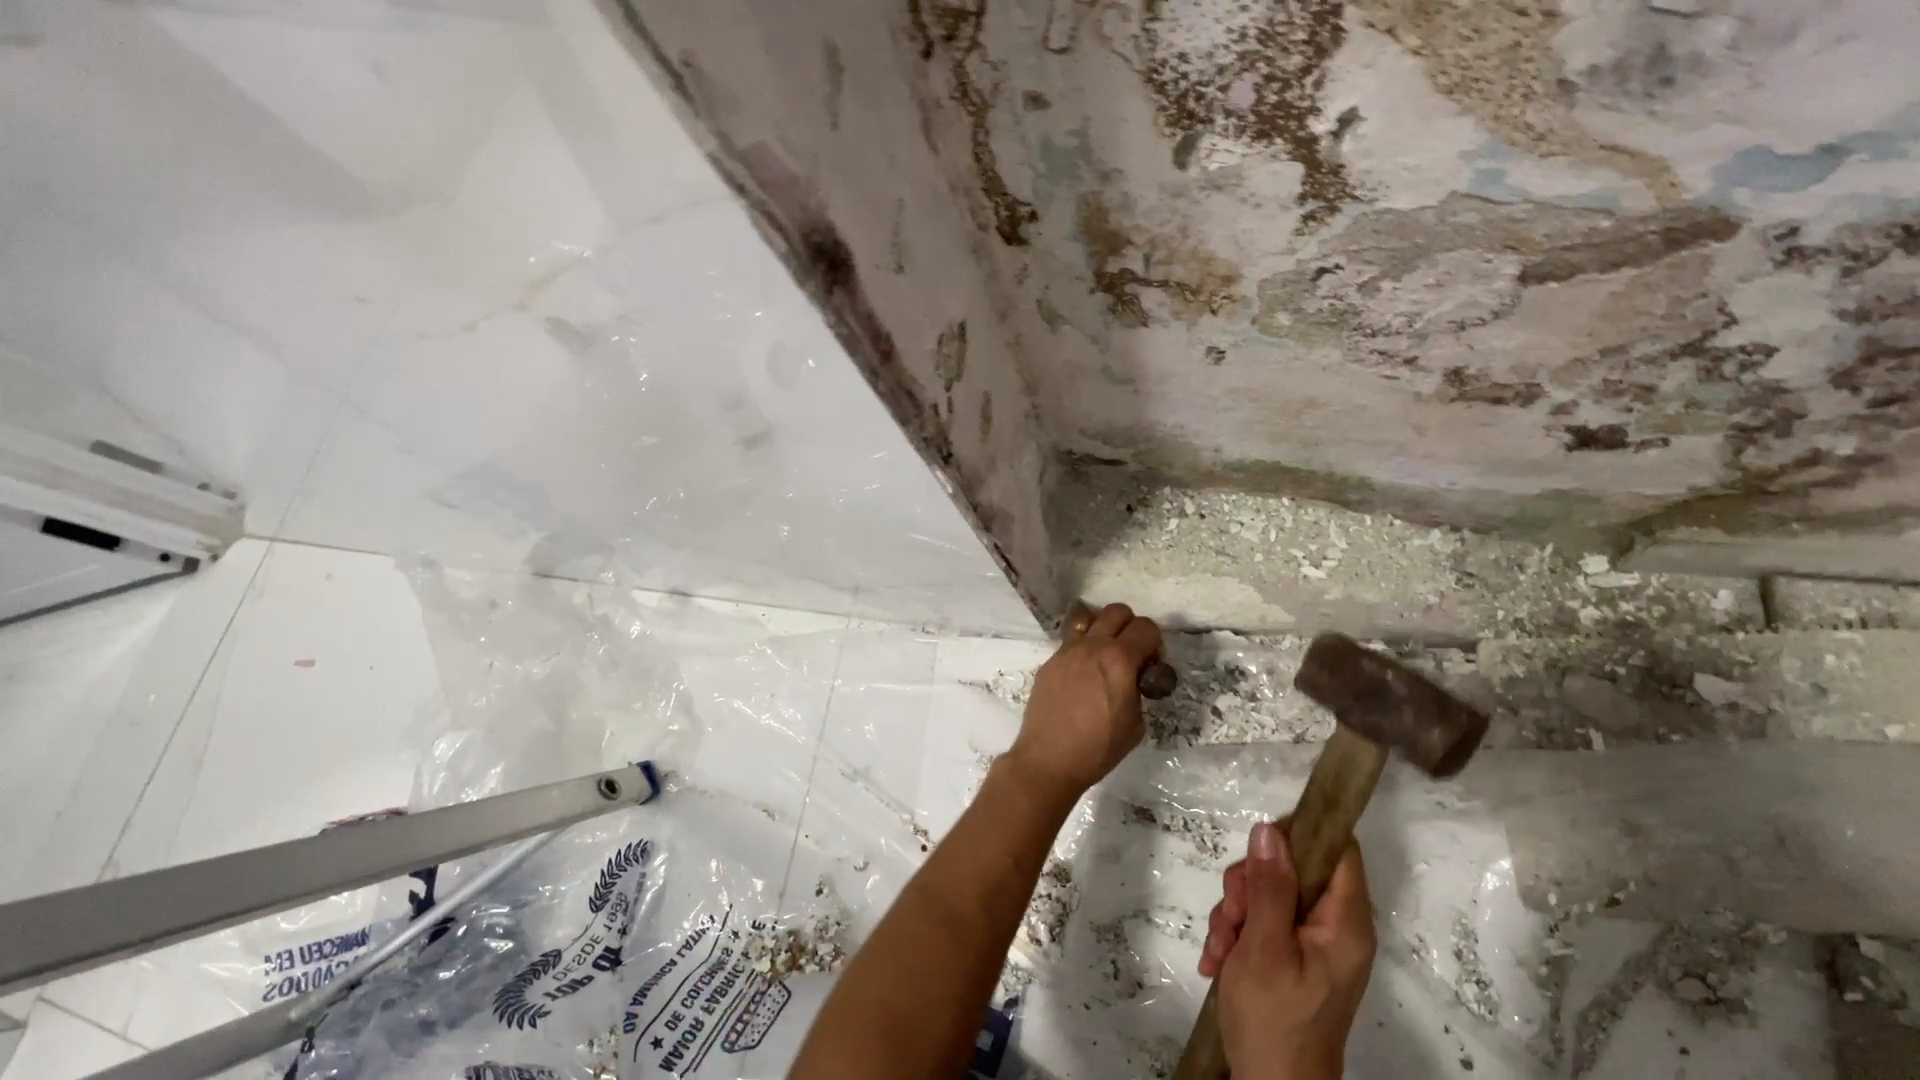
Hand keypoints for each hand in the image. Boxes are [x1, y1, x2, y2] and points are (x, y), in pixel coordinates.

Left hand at [1006, 603, 1163, 796]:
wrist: (1049, 759)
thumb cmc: (1099, 748)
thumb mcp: (1136, 722)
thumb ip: (1139, 690)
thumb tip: (1135, 680)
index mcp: (1119, 660)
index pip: (1146, 628)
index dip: (1156, 644)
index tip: (1152, 667)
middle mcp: (1092, 646)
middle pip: (1118, 611)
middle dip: (1131, 628)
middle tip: (1132, 656)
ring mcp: (1067, 651)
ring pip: (1090, 619)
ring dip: (1104, 631)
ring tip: (1105, 659)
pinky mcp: (1050, 662)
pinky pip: (1071, 642)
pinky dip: (1084, 649)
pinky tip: (1083, 677)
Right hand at [1199, 822, 1375, 1079]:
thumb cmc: (1273, 1019)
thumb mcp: (1263, 948)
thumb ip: (1269, 887)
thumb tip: (1269, 829)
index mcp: (1344, 922)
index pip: (1338, 849)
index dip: (1299, 835)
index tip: (1257, 849)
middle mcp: (1335, 927)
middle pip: (1292, 869)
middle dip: (1249, 886)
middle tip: (1232, 917)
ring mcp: (1313, 944)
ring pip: (1269, 895)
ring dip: (1235, 914)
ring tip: (1221, 950)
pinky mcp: (1293, 959)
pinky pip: (1262, 924)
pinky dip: (1236, 937)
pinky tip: (1218, 962)